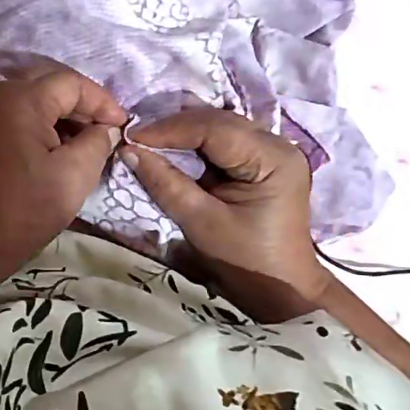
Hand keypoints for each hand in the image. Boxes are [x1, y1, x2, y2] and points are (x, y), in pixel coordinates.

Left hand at [0, 69, 127, 285]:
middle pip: (52, 87)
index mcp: (21, 99)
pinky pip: (21, 117)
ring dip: (65, 118)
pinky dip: (46, 127)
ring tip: (91, 143)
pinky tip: (64, 150)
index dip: (103, 102)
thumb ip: (97, 143)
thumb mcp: (74, 175)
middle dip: (84, 107)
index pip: (72, 83)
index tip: (124, 127)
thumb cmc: (24, 209)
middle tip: (109, 133)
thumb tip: (108, 129)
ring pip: (37, 101)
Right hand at [120, 108, 331, 322]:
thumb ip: (166, 183)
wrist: (280, 289)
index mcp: (272, 159)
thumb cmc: (246, 260)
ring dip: (181, 131)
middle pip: (217, 121)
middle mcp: (278, 144)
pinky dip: (194, 142)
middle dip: (172, 127)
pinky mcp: (263, 160)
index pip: (213, 128)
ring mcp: (272, 150)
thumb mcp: (201, 222)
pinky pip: (223, 140)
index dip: (168, 129)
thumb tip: (129, 151)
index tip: (130, 138)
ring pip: (219, 125)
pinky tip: (170, 148)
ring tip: (147, 141)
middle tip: (134, 138)